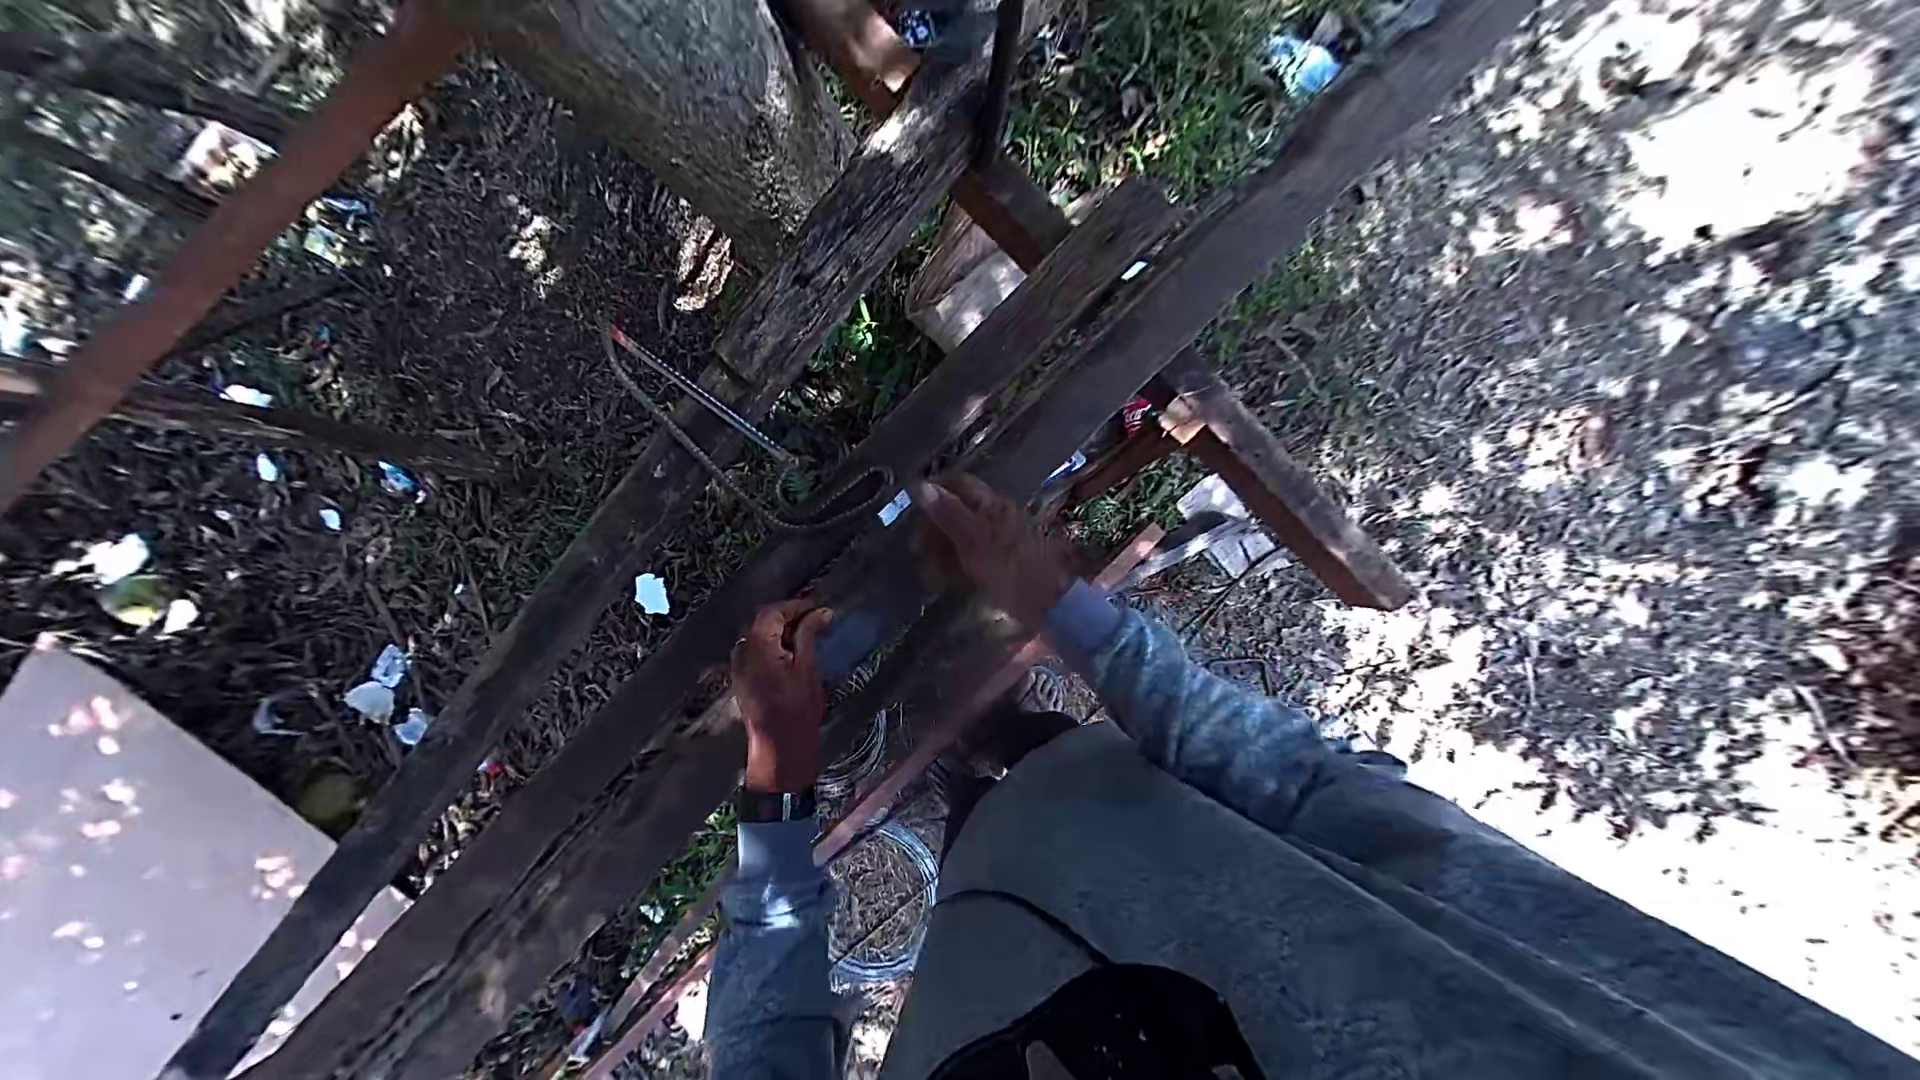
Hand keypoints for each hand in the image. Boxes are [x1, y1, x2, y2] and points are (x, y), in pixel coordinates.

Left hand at [731, 599, 833, 793]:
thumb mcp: (808, 668)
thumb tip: (821, 611)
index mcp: (756, 649)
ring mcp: (739, 669)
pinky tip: (794, 655)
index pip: (771, 613)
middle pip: (763, 623)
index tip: (818, 608)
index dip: (795, 606)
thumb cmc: (798, 710)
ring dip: (782, 632)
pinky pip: (756, 653)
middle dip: (790, 618)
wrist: (780, 750)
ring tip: (809, 637)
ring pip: (759, 638)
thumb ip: (809, 635)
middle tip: (818, 621)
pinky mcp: (743, 681)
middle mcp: (741, 655)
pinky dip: (774, 647)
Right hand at [913, 474, 1075, 632]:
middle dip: (932, 532)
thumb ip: (949, 514)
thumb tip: (919, 485)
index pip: (956, 485)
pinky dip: (953, 570)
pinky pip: (967, 561)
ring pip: (957, 540)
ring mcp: (997, 543)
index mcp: (993, 505)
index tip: (911, 514)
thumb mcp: (976, 542)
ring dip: (939, 555)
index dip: (932, 493)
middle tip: (918, 553)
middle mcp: (995, 518)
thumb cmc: (1014, 572)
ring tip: (931, 578)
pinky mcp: (998, 567)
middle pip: (953, 513)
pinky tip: (946, 585)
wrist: (1054, 608)